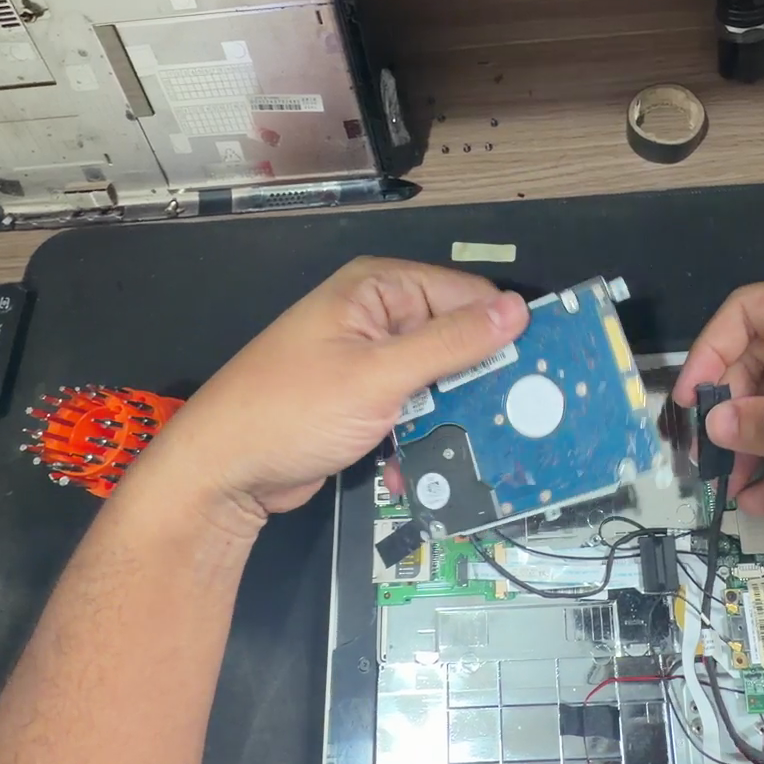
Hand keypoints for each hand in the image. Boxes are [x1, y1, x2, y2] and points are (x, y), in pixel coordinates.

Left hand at [126, 257, 527, 529]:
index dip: (502, 328)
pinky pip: (415, 406)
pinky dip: (422, 431)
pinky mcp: (367, 398)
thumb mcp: (378, 375)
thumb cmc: (292, 410)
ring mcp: (371, 360)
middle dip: (477, 377)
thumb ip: (451, 343)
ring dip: (450, 412)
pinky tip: (418, 459)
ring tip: (472, 443)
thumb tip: (516, 310)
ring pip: (439, 378)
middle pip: (454, 337)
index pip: (464, 295)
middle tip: (515, 413)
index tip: (541, 366)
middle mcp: (378, 316)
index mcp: (378, 288)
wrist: (222, 474)